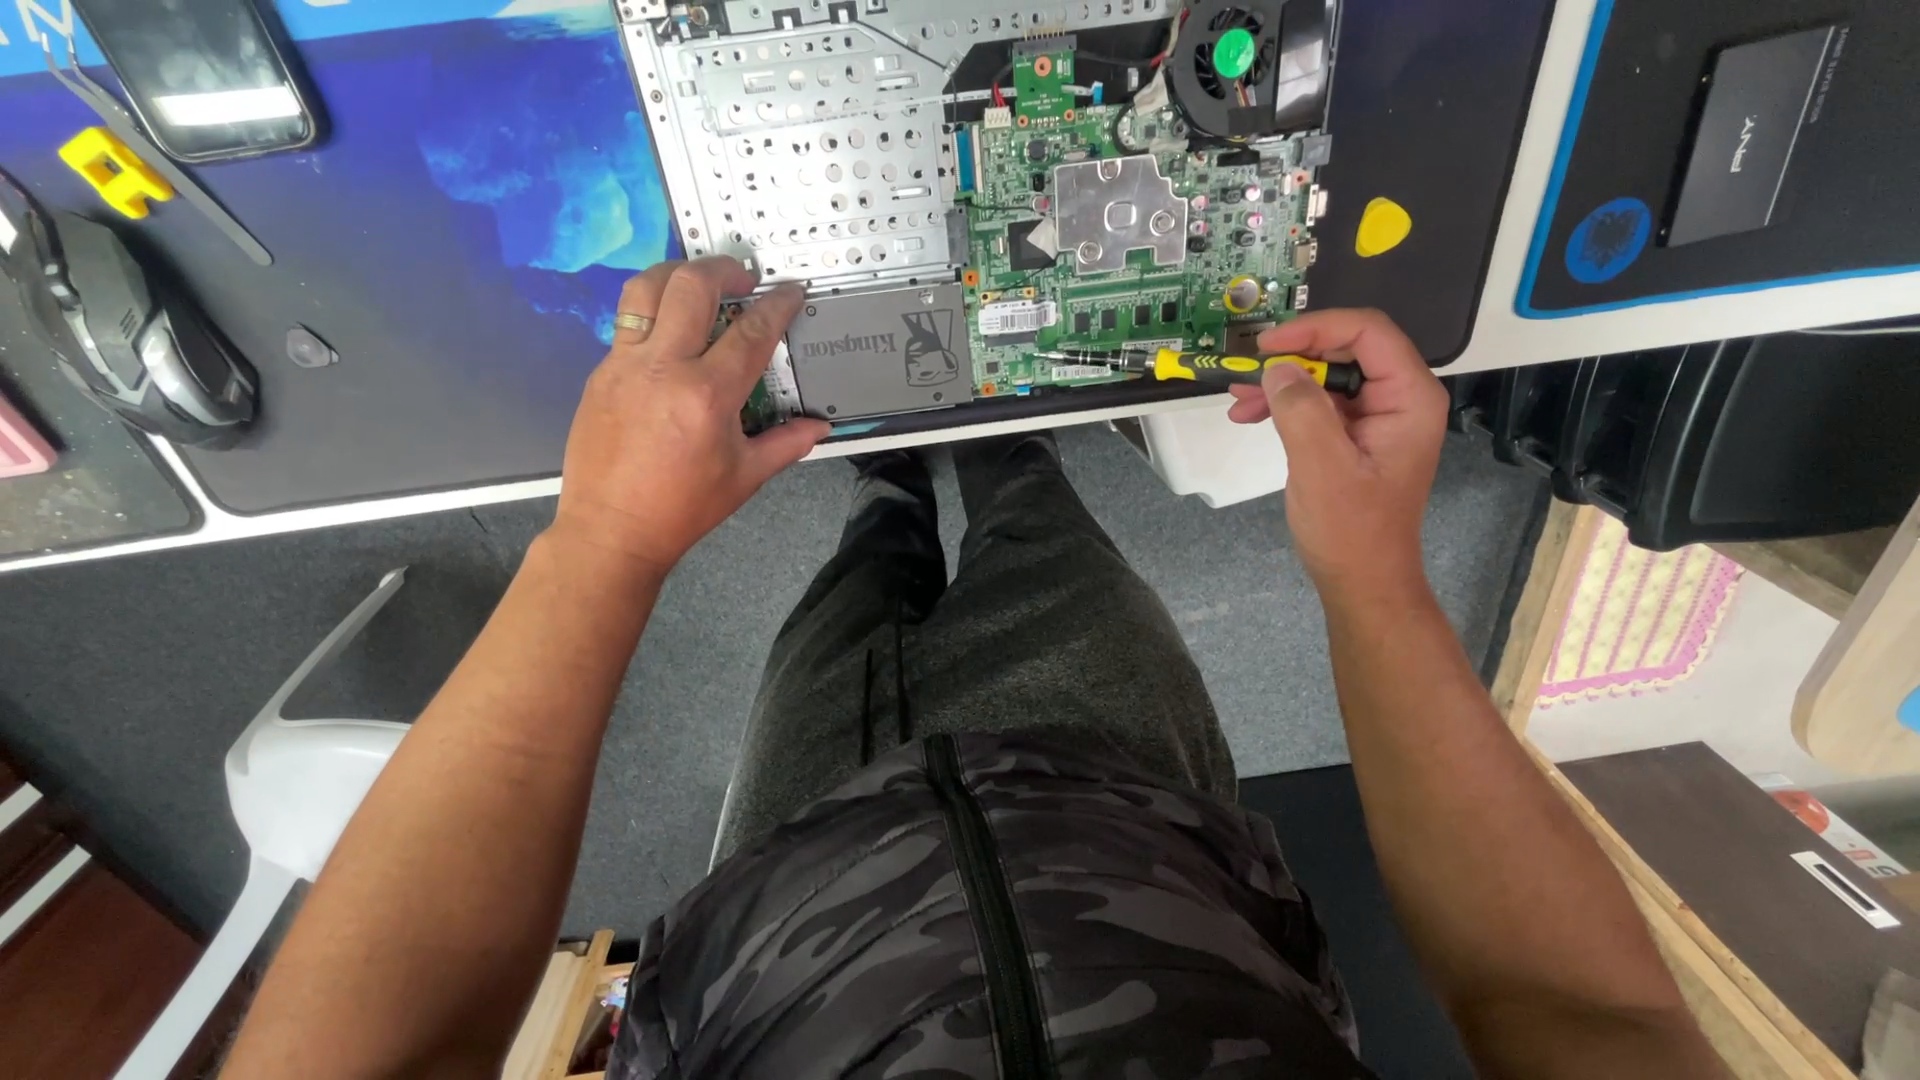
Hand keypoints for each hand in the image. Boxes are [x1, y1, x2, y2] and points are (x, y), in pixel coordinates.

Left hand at [552, 257, 830, 573]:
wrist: (612, 528)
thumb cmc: (683, 508)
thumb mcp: (745, 476)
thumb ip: (786, 444)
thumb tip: (818, 428)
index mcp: (707, 395)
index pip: (752, 332)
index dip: (777, 305)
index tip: (790, 292)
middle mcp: (664, 368)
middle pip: (691, 286)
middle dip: (723, 268)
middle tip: (742, 276)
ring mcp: (625, 365)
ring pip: (645, 288)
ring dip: (677, 273)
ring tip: (698, 284)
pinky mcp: (601, 373)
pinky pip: (628, 324)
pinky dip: (653, 314)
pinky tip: (670, 334)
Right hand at [1227, 309, 1448, 598]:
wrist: (1361, 579)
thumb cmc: (1350, 529)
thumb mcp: (1322, 466)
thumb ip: (1301, 409)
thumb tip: (1277, 368)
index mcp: (1409, 398)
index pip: (1368, 332)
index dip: (1315, 329)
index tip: (1267, 347)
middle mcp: (1398, 398)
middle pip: (1344, 350)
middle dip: (1291, 359)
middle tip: (1245, 375)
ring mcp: (1375, 417)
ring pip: (1324, 376)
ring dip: (1280, 384)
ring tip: (1238, 400)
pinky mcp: (1352, 435)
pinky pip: (1317, 403)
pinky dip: (1283, 406)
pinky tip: (1249, 416)